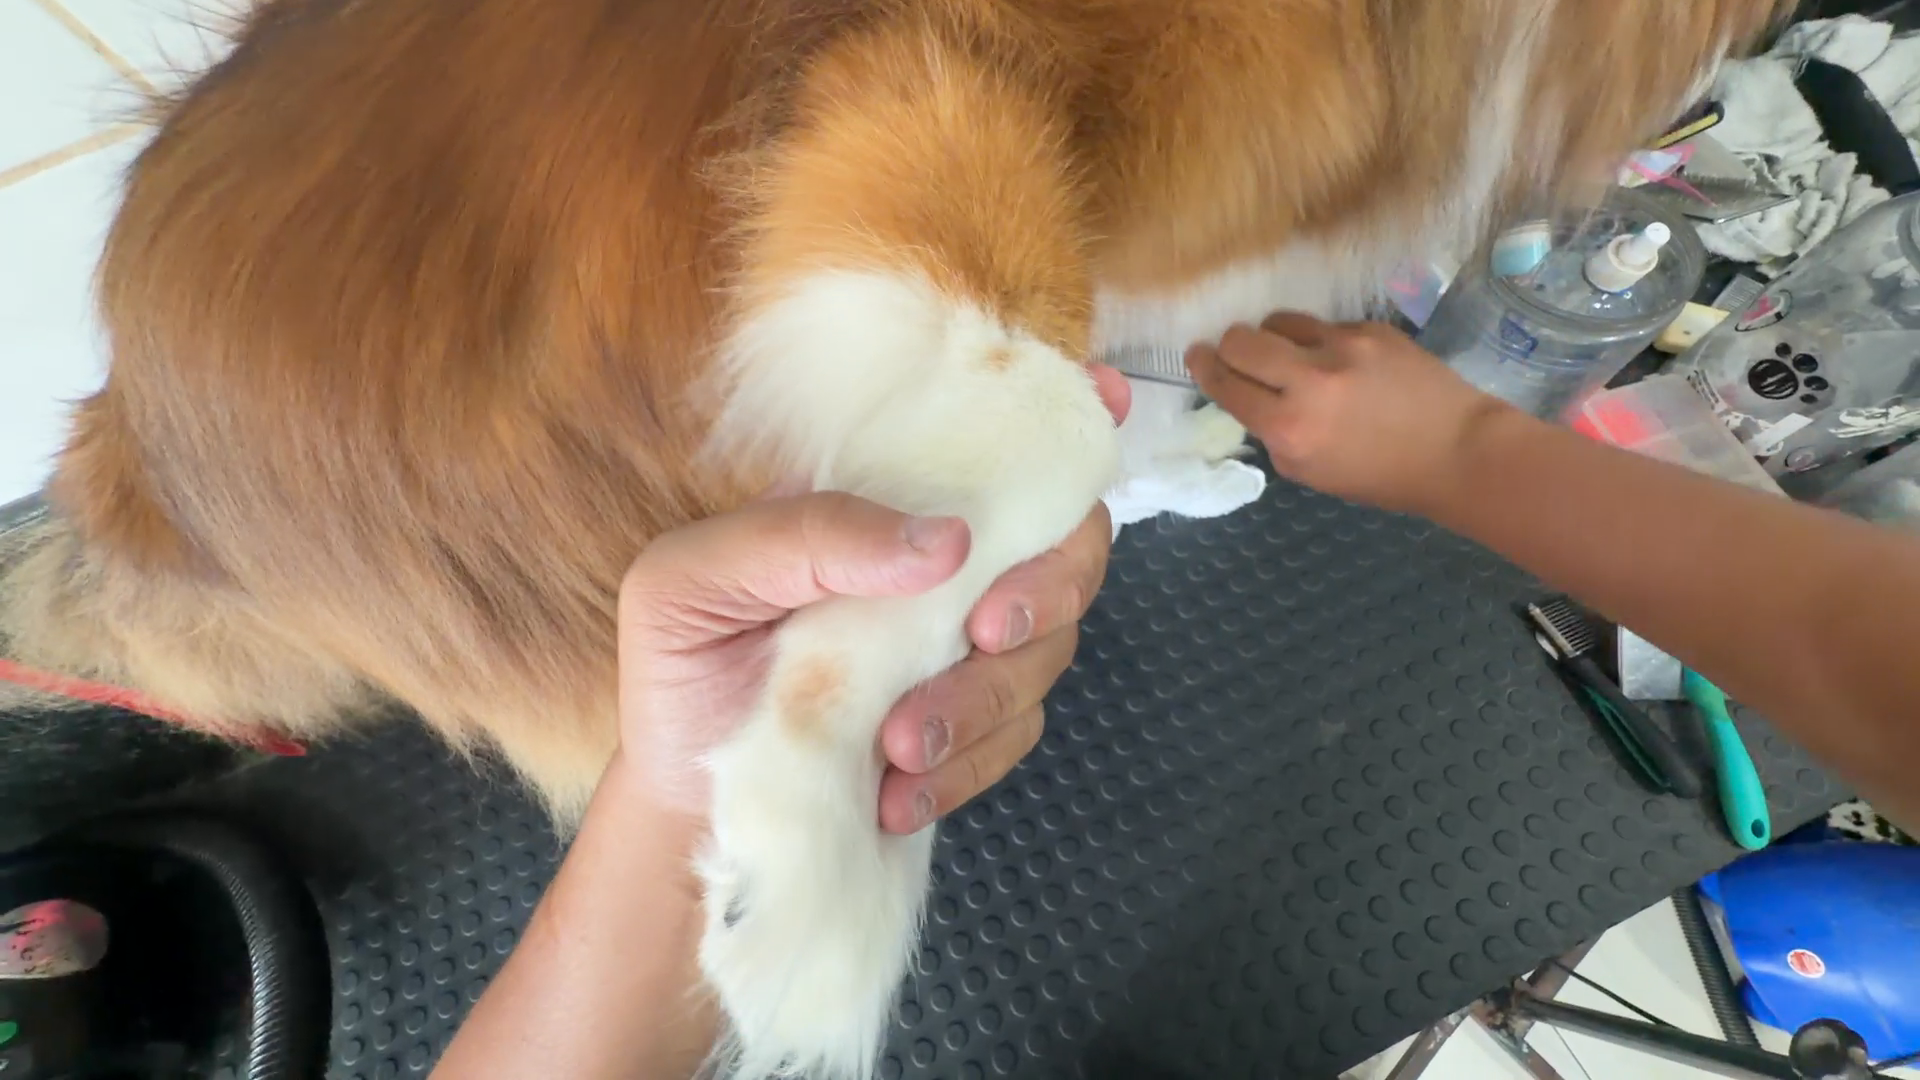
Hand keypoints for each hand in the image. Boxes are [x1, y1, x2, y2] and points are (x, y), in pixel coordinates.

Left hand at [617, 364, 1129, 828]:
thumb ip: (810, 535)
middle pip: (1062, 547)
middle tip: (988, 631)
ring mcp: (963, 650)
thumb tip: (951, 539)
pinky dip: (969, 765)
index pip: (984, 443)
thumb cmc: (684, 669)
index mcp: (882, 507)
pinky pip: (1016, 737)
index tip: (1113, 396)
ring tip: (898, 744)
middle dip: (1049, 585)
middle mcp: (942, 568)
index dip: (1062, 414)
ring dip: (986, 699)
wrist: (691, 800)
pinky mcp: (972, 731)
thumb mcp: (697, 580)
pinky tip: (897, 792)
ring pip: (1049, 650)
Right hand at [1185, 313, 1510, 515]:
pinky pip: (1323, 325)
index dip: (1203, 367)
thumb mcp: (1306, 470)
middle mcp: (1308, 381)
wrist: (1456, 451)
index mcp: (1288, 427)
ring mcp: (1343, 348)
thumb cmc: (1375, 476)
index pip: (1226, 384)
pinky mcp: (1372, 329)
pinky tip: (1339, 363)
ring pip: (1278, 320)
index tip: (1195, 356)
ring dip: (1271, 337)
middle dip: (1228, 345)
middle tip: (1232, 353)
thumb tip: (1253, 399)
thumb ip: (1271, 433)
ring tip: (1286, 354)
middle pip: (1241, 339)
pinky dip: (1317, 342)